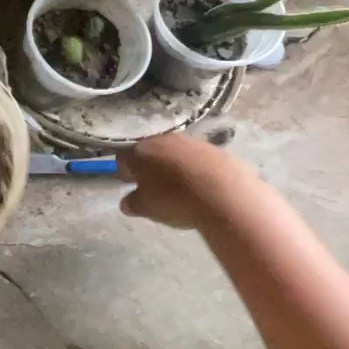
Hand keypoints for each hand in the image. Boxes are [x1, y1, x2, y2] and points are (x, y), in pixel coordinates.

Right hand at [119, 132, 267, 230]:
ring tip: (184, 189)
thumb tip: (127, 202)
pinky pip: (201, 159)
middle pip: (151, 152)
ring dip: (176, 167)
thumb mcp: (147, 209)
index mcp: (139, 152)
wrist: (225, 194)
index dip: (124, 172)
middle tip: (156, 187)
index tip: (129, 184)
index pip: (123, 158)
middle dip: (151, 167)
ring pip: (177, 153)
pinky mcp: (217, 149)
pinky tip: (206, 188)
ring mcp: (191, 142)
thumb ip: (133, 203)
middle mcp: (162, 140)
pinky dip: (199, 170)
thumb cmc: (175, 201)